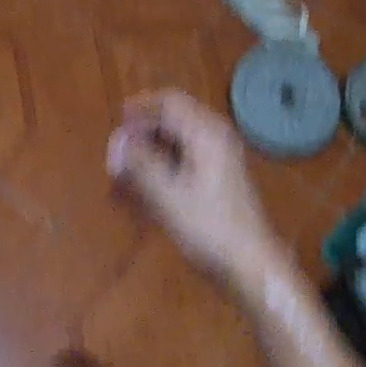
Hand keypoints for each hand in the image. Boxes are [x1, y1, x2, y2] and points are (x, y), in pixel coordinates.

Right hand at [107, 90, 287, 284]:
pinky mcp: (217, 183)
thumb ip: (140, 163)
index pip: (169, 102)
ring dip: (147, 160)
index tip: (116, 120)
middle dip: (140, 139)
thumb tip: (117, 142)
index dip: (140, 107)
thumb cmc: (209, 227)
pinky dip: (160, 176)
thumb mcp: (167, 195)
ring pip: (174, 148)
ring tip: (121, 183)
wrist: (250, 264)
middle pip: (170, 124)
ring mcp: (218, 162)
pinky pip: (182, 168)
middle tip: (115, 159)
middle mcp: (214, 140)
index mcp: (205, 134)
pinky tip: (140, 200)